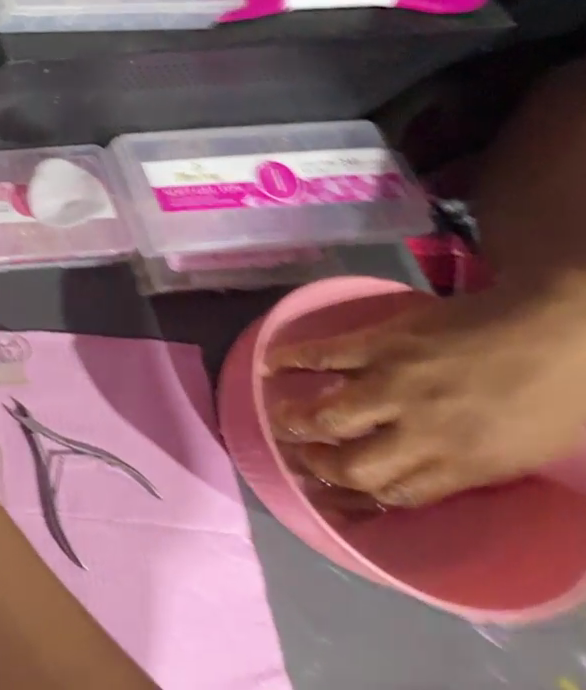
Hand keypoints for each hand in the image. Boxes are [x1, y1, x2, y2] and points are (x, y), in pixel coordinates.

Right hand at [268, 278, 585, 506]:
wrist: (564, 329)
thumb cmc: (562, 395)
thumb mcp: (526, 449)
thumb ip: (469, 462)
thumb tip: (418, 468)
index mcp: (466, 464)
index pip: (393, 494)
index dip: (355, 498)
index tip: (335, 493)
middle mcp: (421, 432)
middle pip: (350, 465)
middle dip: (316, 465)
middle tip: (300, 456)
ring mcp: (393, 385)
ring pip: (325, 416)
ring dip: (294, 421)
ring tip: (280, 417)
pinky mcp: (377, 344)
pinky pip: (321, 355)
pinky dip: (288, 361)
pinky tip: (270, 366)